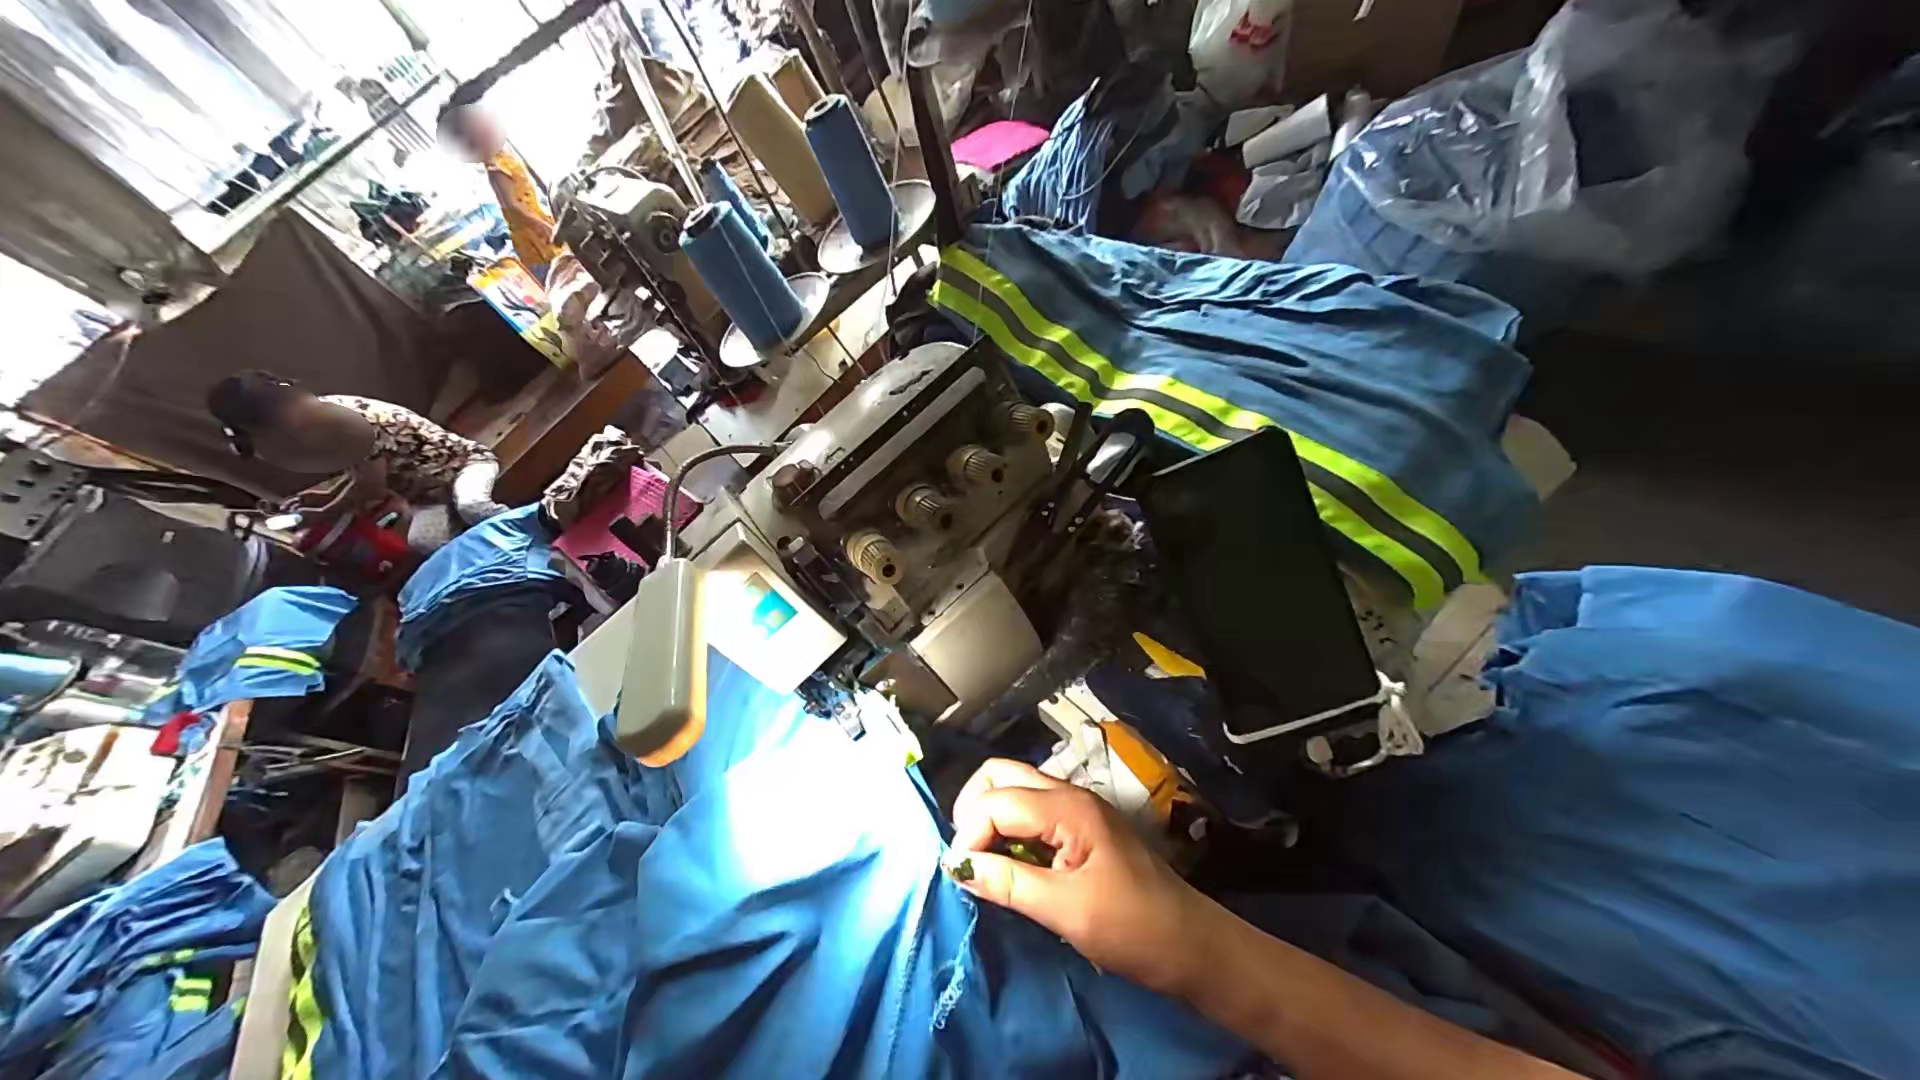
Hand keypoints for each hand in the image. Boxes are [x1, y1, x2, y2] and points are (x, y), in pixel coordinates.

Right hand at [946, 758, 1216, 996]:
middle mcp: (1067, 794)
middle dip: (973, 810)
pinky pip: (1029, 809)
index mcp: (1067, 806)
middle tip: (969, 857)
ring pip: (1013, 787)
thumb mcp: (1067, 910)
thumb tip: (957, 866)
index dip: (970, 835)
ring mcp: (1074, 806)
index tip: (964, 876)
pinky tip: (1010, 862)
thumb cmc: (1133, 928)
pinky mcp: (1078, 824)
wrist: (1191, 944)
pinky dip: (1008, 827)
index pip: (996, 800)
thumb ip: (1009, 883)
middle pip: (1000, 774)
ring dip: (989, 817)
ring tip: (985, 861)